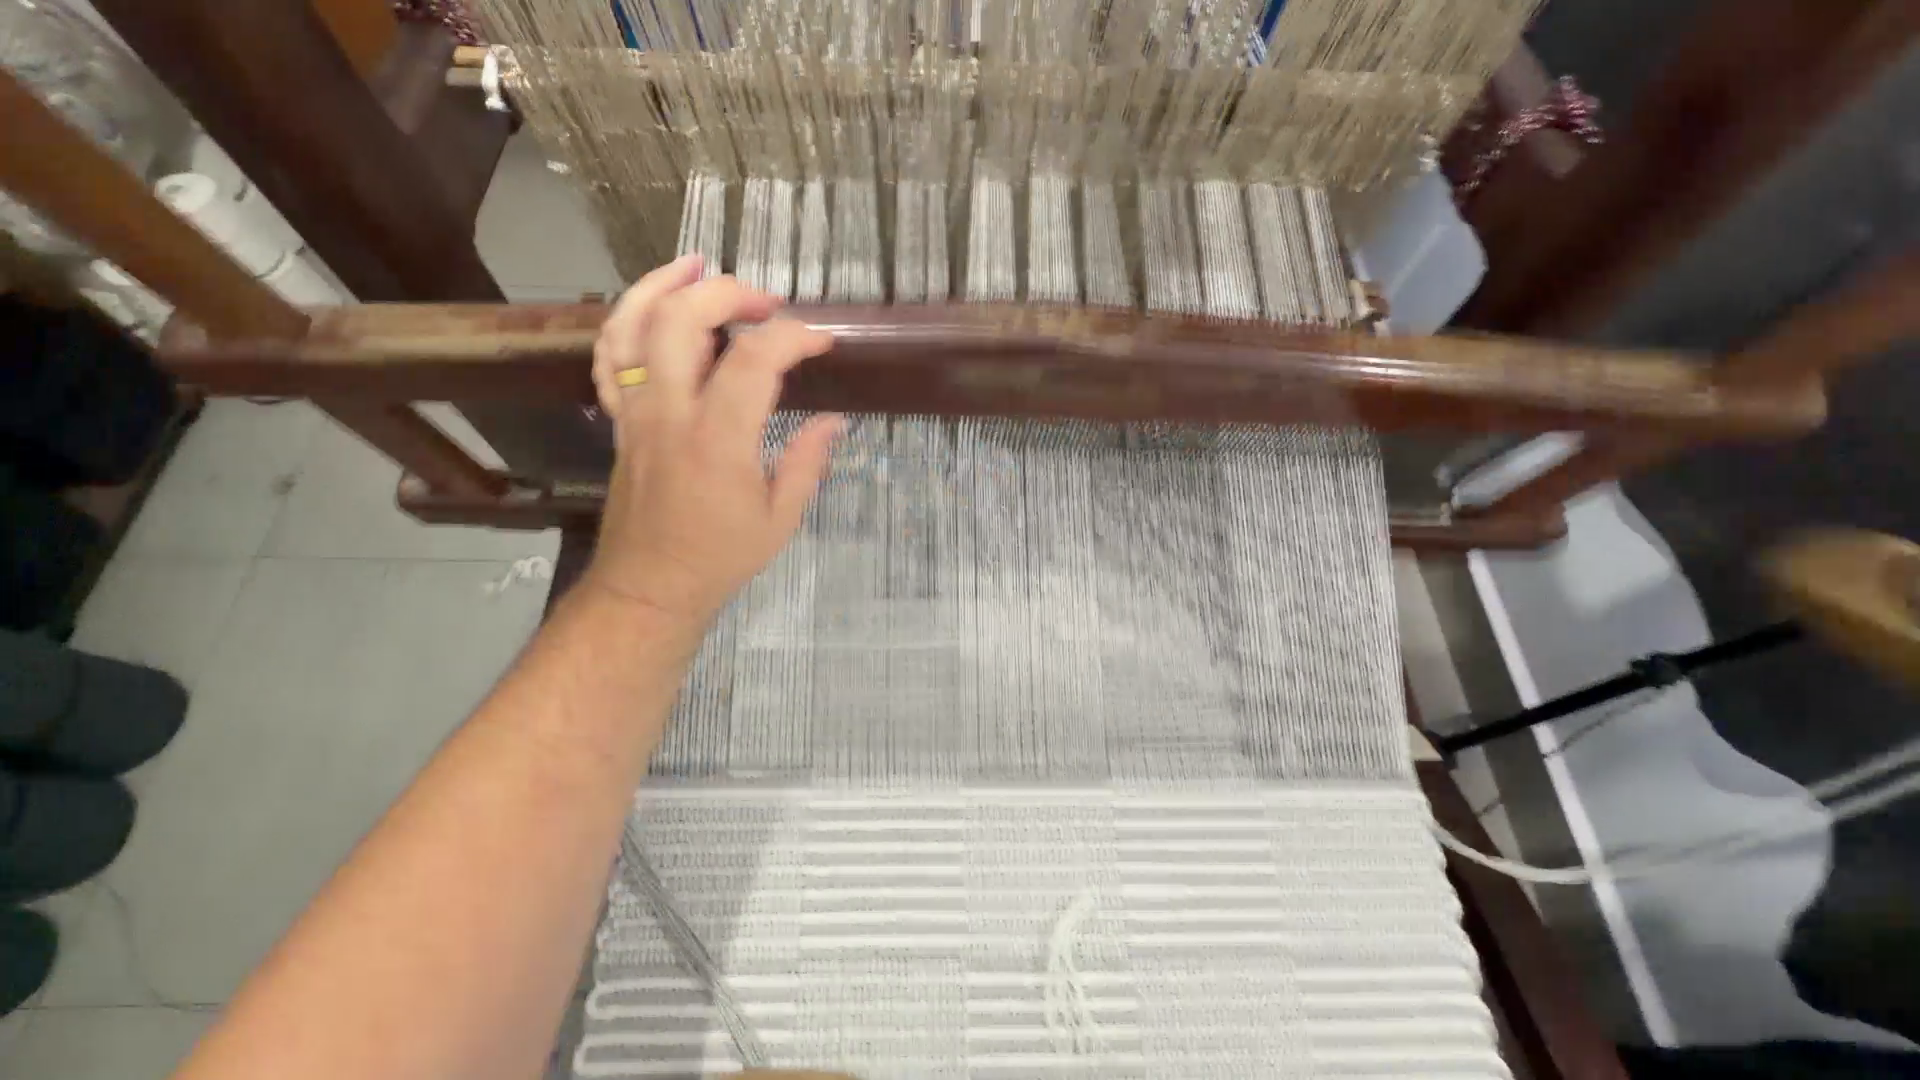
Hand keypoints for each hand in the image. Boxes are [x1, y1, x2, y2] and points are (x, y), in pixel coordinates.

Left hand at [582, 256, 844, 625]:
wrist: (649, 585)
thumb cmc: (719, 557)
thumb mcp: (780, 519)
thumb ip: (806, 463)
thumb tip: (835, 422)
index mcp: (717, 440)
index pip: (753, 359)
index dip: (793, 336)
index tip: (822, 341)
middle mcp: (670, 413)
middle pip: (682, 320)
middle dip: (727, 293)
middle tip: (766, 302)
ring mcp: (636, 413)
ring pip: (631, 326)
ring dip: (662, 285)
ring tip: (696, 264)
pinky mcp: (619, 420)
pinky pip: (608, 357)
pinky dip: (626, 321)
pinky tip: (653, 308)